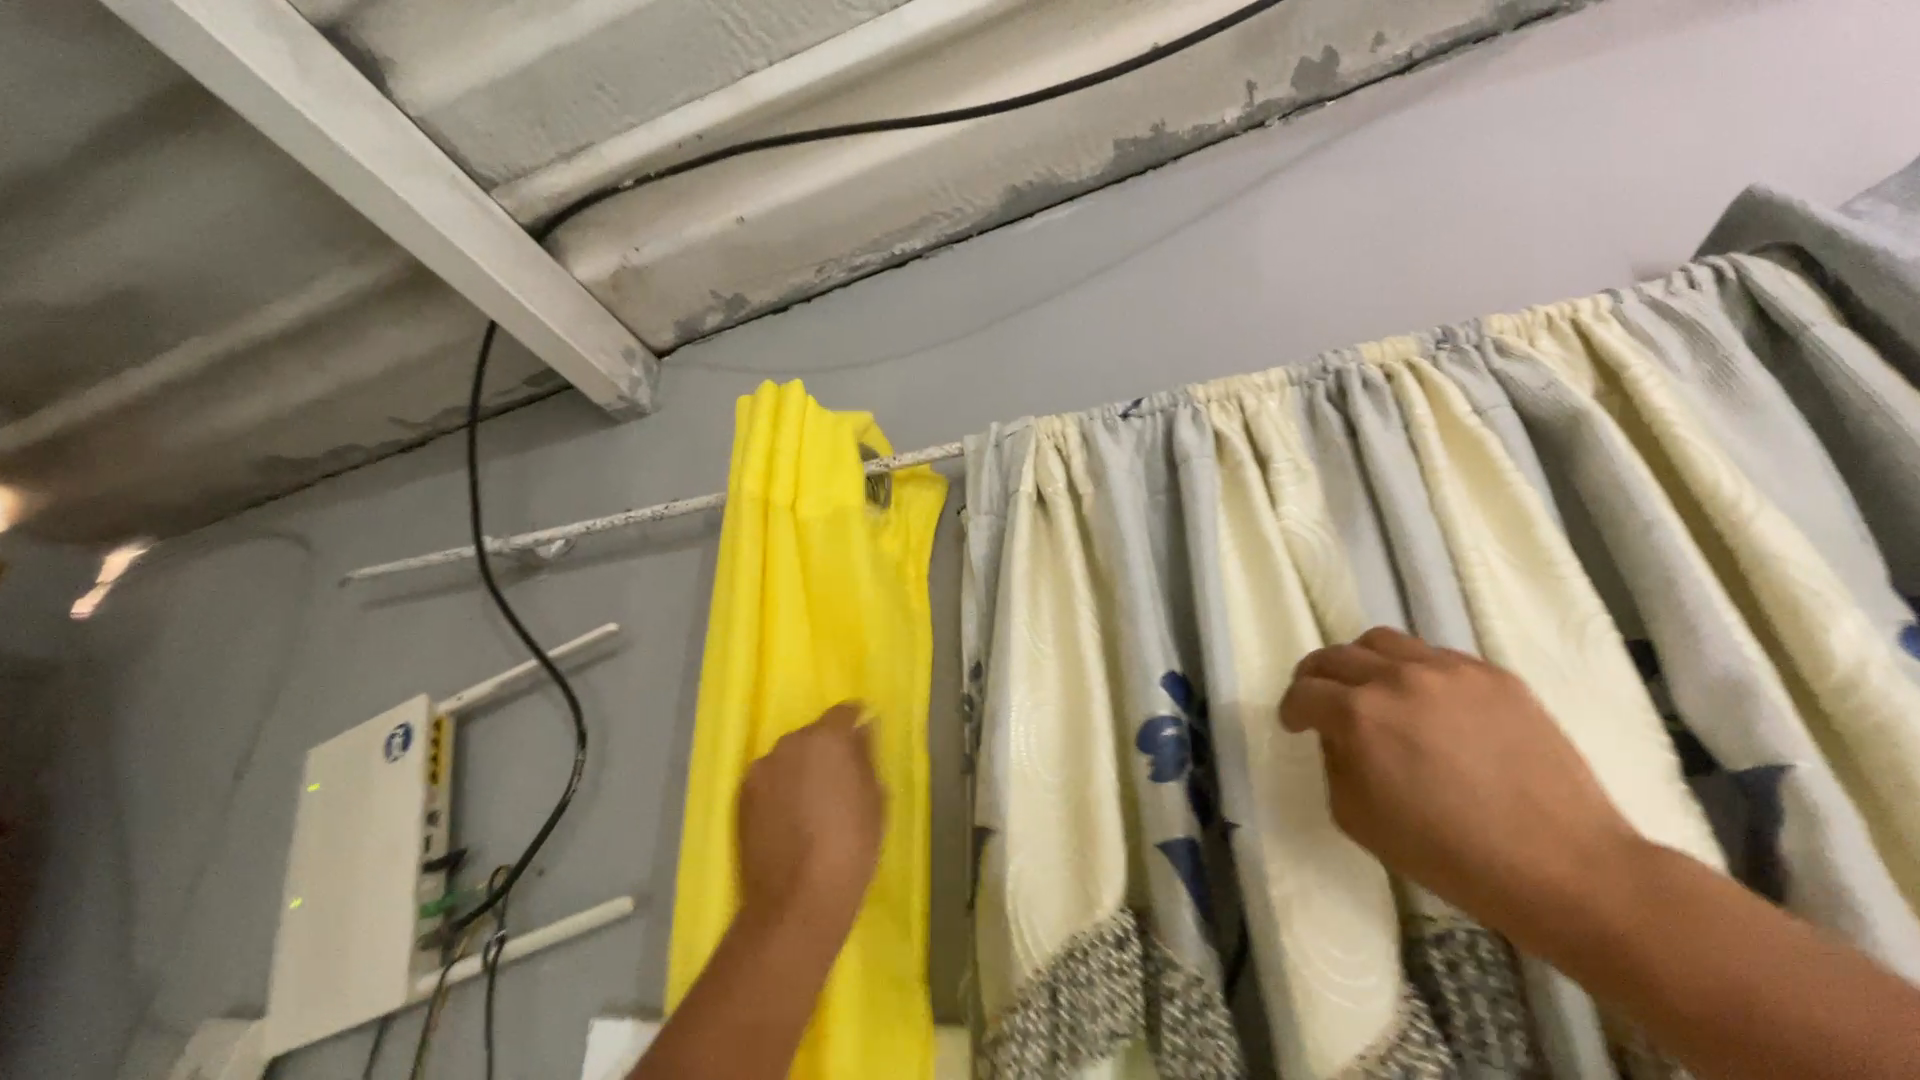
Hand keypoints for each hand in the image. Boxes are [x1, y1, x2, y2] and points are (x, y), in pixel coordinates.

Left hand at [736, 702, 885, 930]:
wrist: (798, 899)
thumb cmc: (851, 847)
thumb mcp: (875, 799)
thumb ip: (866, 756)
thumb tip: (862, 729)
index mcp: (826, 738)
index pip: (843, 712)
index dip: (855, 724)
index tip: (863, 740)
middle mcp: (788, 744)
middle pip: (812, 736)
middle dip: (826, 750)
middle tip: (840, 781)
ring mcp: (760, 770)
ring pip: (787, 759)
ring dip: (800, 770)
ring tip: (813, 805)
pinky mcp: (740, 798)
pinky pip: (768, 782)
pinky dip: (780, 791)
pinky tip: (791, 819)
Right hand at [1280, 627, 1642, 935]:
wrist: (1560, 864)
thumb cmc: (1447, 854)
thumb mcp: (1357, 818)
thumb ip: (1335, 763)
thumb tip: (1339, 736)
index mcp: (1359, 715)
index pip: (1304, 692)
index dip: (1292, 710)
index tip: (1295, 724)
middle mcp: (1399, 678)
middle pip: (1338, 656)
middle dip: (1317, 677)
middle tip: (1319, 700)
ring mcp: (1452, 671)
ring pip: (1385, 642)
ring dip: (1363, 662)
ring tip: (1371, 689)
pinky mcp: (1495, 676)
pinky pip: (1437, 656)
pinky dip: (1414, 671)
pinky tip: (1427, 704)